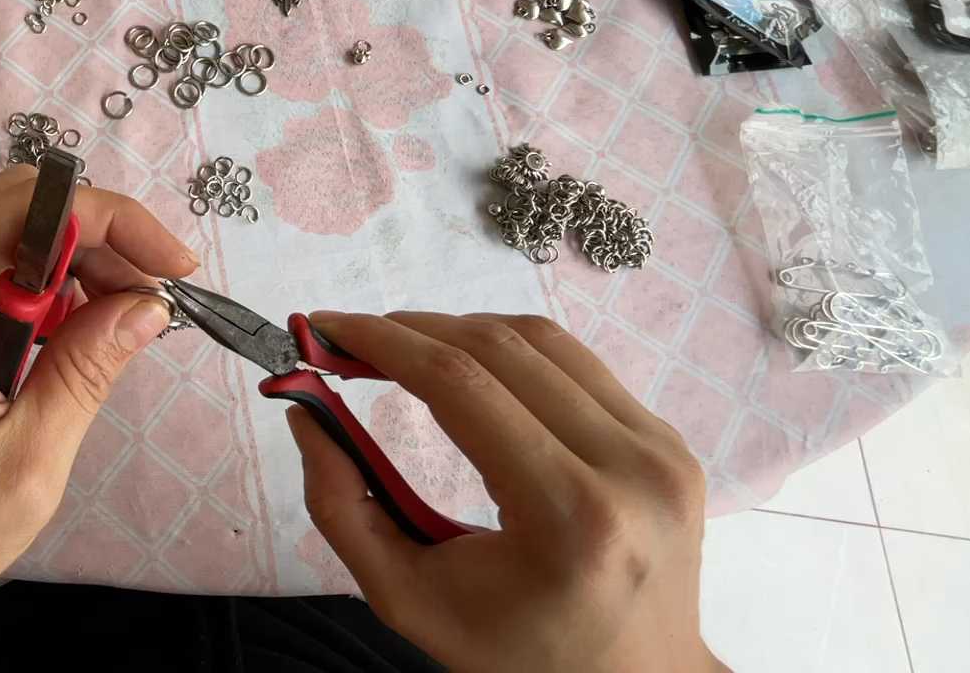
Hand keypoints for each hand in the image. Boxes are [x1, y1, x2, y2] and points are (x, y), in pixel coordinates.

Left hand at [0, 166, 197, 672]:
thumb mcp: (22, 464)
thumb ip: (86, 371)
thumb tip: (148, 304)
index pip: (24, 208)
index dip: (110, 219)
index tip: (173, 266)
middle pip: (18, 208)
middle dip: (100, 237)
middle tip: (153, 297)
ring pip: (11, 234)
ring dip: (77, 262)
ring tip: (123, 319)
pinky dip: (47, 288)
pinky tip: (74, 334)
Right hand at [291, 312, 727, 672]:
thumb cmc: (512, 650)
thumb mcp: (403, 596)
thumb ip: (338, 503)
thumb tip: (305, 410)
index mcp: (570, 518)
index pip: (458, 384)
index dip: (380, 340)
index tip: (323, 329)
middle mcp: (628, 468)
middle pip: (492, 348)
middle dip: (403, 328)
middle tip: (345, 340)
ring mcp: (658, 446)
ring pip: (530, 337)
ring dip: (448, 328)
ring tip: (397, 350)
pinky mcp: (664, 436)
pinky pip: (565, 355)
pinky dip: (496, 343)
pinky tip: (461, 363)